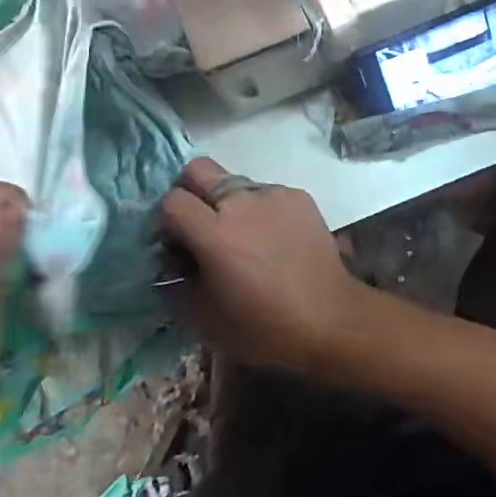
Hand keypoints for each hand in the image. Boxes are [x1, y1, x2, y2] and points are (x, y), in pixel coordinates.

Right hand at [159, 157, 367, 373]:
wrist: (330, 318)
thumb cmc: (264, 327)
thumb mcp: (205, 319)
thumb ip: (177, 283)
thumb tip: (169, 261)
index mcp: (215, 233)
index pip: (172, 199)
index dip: (165, 218)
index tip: (172, 239)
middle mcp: (242, 202)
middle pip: (199, 169)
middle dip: (189, 190)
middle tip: (197, 222)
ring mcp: (274, 194)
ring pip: (235, 181)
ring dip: (227, 201)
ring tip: (243, 236)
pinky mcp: (299, 195)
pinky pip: (266, 192)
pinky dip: (259, 208)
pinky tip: (272, 238)